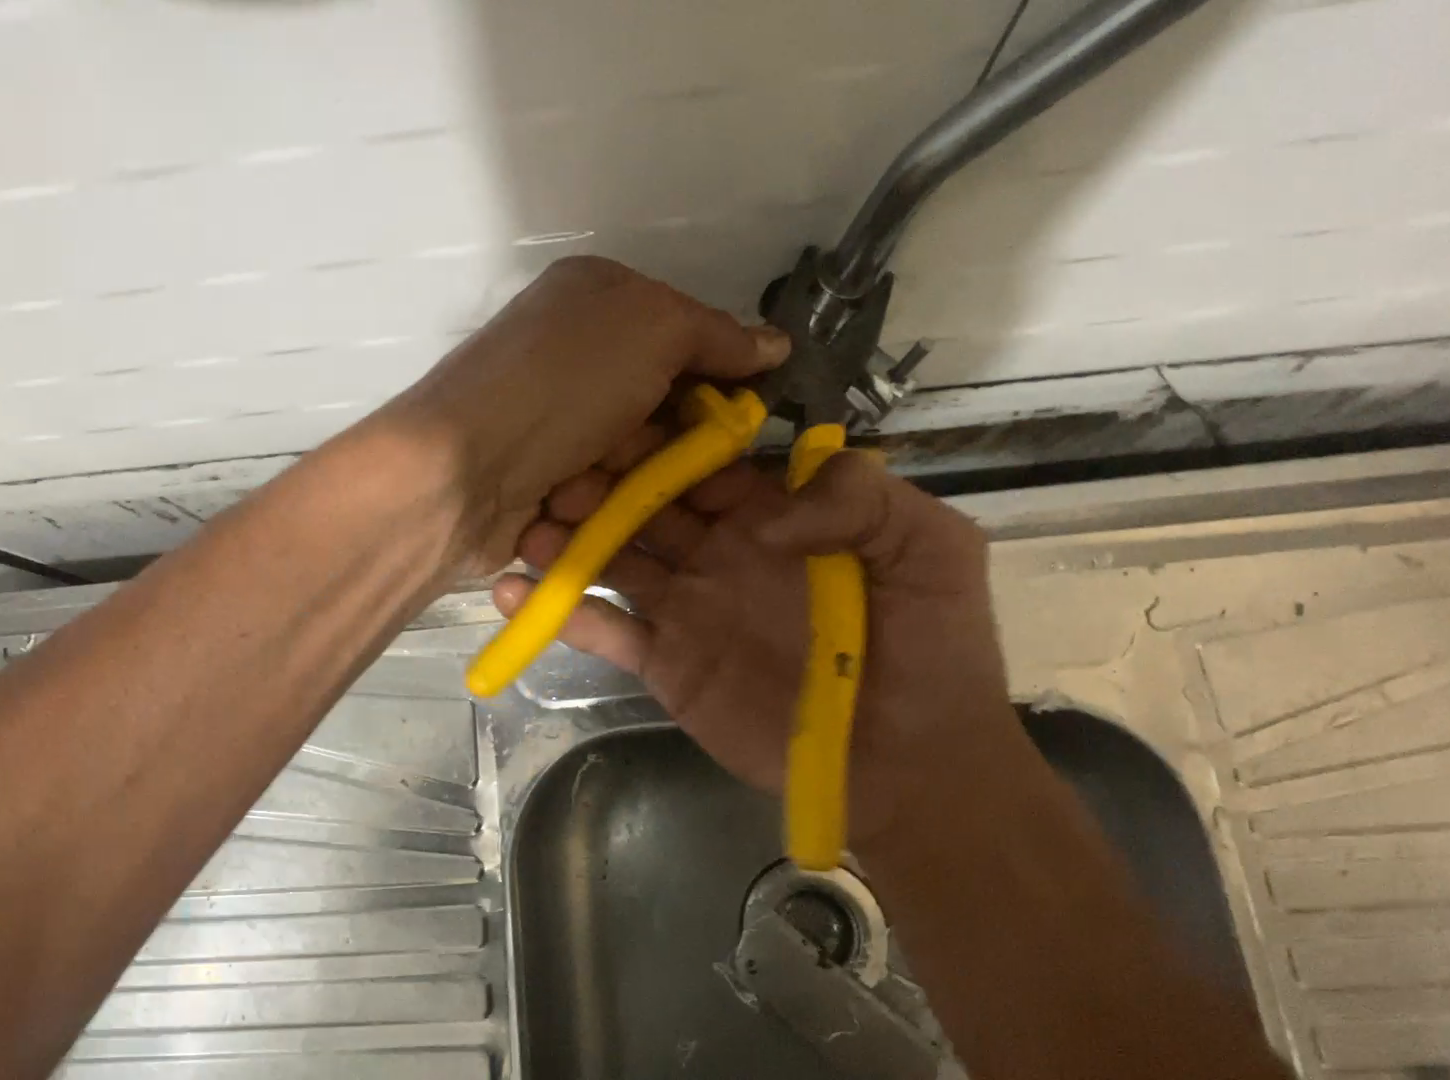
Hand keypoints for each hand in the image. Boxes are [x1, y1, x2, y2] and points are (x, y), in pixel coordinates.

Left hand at [384, 256, 787, 571]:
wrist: (459, 469)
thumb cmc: (561, 384)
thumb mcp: (653, 330)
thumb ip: (717, 335)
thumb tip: (775, 343)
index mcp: (594, 299)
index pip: (682, 335)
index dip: (716, 378)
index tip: (742, 421)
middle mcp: (569, 355)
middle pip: (659, 407)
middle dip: (669, 445)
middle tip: (679, 472)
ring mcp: (549, 421)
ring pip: (630, 461)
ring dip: (624, 482)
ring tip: (590, 487)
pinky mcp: (536, 480)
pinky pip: (593, 498)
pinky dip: (588, 507)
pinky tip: (564, 508)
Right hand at [493, 450, 1018, 846]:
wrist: (913, 766)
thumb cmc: (933, 649)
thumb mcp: (932, 548)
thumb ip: (861, 498)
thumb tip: (761, 514)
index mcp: (772, 515)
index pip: (701, 464)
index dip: (659, 444)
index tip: (612, 426)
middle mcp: (718, 552)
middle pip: (644, 506)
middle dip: (598, 486)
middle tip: (552, 474)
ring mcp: (686, 607)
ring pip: (612, 561)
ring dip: (567, 542)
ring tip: (526, 527)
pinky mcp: (665, 663)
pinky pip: (605, 630)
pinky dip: (559, 612)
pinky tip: (516, 593)